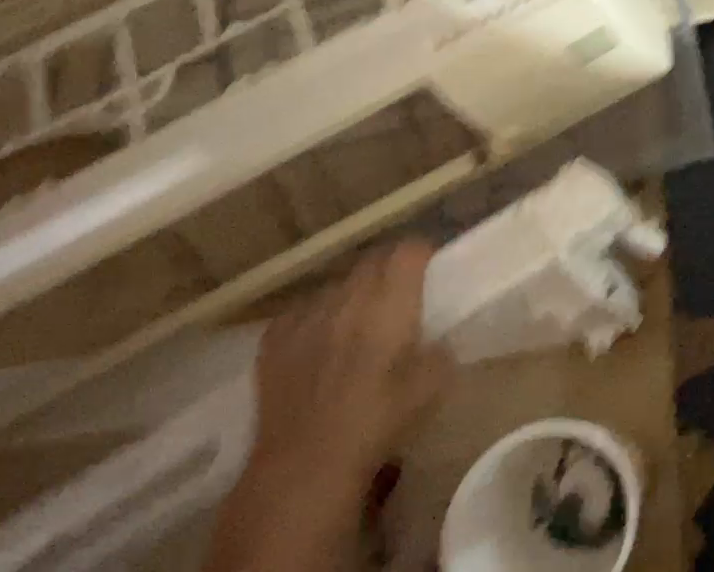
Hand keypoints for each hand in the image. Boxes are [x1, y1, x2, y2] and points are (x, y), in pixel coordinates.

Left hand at [250, 239, 452, 486]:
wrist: (304, 463)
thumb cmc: (378, 422)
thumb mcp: (432, 387)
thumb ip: (440, 351)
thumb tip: (436, 339)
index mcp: (390, 305)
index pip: (408, 251)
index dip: (423, 253)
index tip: (432, 268)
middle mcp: (347, 300)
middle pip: (372, 260)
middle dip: (391, 267)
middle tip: (403, 292)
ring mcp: (305, 317)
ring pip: (337, 284)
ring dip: (354, 292)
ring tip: (360, 319)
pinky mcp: (273, 340)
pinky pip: (302, 309)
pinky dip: (318, 315)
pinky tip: (321, 339)